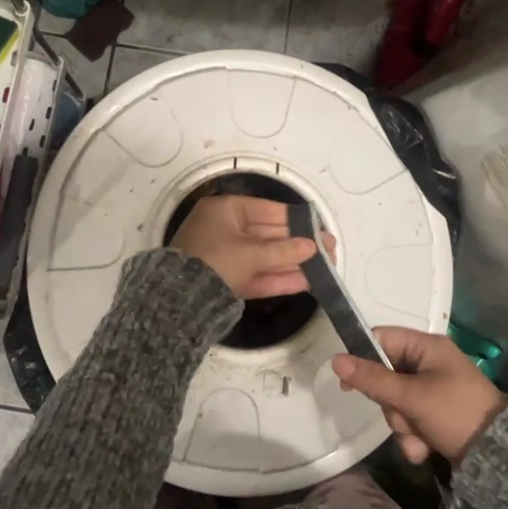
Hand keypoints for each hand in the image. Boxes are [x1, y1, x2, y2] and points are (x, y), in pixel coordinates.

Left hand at [170, 195, 320, 299]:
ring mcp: (225, 256)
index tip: (318, 226)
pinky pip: (256, 275)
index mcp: (224, 210)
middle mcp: (224, 229)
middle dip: (298, 243)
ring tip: (324, 268)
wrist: (179, 299)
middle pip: (267, 234)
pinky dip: (278, 278)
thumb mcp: (250, 254)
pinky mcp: (226, 280)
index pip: (266, 209)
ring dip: (292, 262)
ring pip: (264, 257)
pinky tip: (305, 282)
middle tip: (329, 249)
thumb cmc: (215, 260)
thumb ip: (283, 251)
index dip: (294, 218)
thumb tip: (312, 247)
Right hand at [332, 326, 507, 464]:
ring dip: (402, 426)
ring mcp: (433, 390)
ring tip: (419, 438)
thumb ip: (372, 379)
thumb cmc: (455, 412)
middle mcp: (428, 364)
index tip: (349, 381)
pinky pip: (410, 420)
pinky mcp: (436, 415)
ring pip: (396, 403)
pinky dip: (413, 437)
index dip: (362, 357)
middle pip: (386, 375)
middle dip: (390, 404)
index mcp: (426, 346)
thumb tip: (335, 359)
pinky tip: (425, 449)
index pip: (382, 338)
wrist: (499, 456)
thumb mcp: (411, 396)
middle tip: (402, 416)